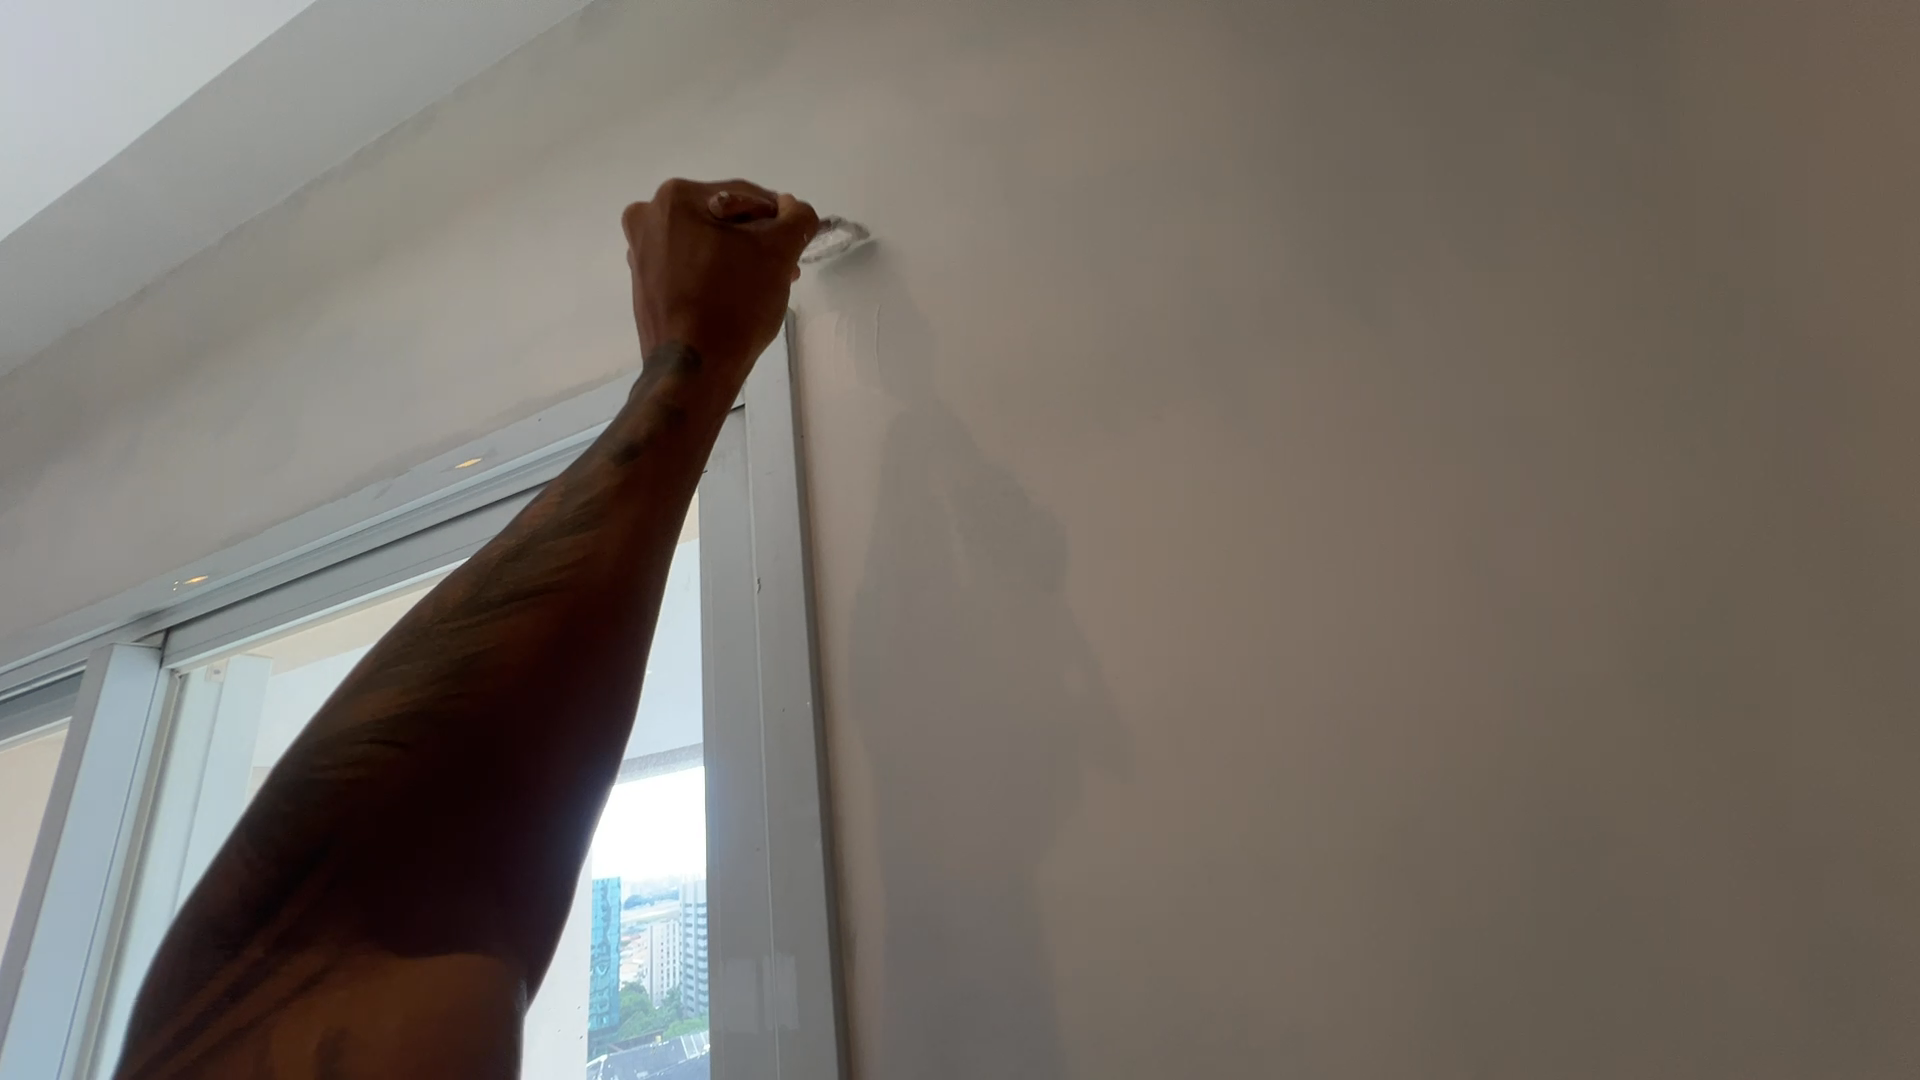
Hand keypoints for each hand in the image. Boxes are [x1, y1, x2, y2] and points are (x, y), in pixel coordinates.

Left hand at [622, 178, 818, 378]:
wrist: (695, 368)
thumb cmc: (735, 304)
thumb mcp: (778, 254)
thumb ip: (796, 220)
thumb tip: (795, 209)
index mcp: (675, 198)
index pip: (745, 197)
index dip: (779, 223)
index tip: (795, 253)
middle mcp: (648, 218)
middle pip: (722, 221)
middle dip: (757, 245)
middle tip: (784, 274)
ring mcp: (641, 254)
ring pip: (706, 246)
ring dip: (738, 261)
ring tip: (763, 291)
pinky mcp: (645, 287)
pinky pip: (690, 270)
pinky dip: (715, 279)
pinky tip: (734, 302)